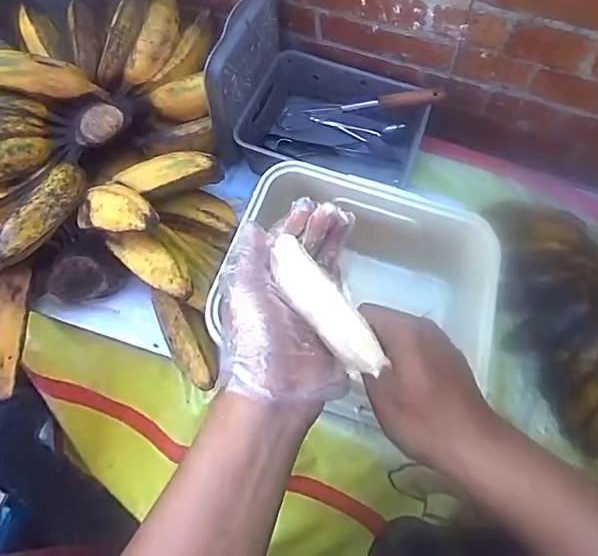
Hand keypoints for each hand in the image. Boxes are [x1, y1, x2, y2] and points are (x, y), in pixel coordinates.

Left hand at [215, 197, 354, 404]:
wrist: (279, 392)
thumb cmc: (257, 341)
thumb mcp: (244, 295)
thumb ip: (249, 260)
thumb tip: (253, 226)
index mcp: (265, 282)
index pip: (281, 244)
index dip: (293, 223)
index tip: (306, 205)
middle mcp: (289, 288)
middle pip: (307, 248)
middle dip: (318, 225)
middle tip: (331, 208)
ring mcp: (314, 301)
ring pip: (326, 260)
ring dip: (334, 237)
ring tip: (345, 216)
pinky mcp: (334, 315)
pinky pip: (342, 284)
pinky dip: (348, 263)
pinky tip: (353, 248)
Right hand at [361, 305, 506, 471]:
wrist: (472, 442)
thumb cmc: (422, 420)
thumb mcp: (382, 397)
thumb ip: (364, 365)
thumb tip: (354, 350)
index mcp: (407, 329)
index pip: (367, 312)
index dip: (350, 329)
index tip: (341, 354)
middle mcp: (425, 325)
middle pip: (386, 321)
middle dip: (369, 342)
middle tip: (357, 373)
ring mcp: (441, 339)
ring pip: (403, 335)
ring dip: (388, 353)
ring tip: (380, 384)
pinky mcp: (450, 356)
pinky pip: (419, 347)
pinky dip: (407, 359)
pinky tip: (406, 389)